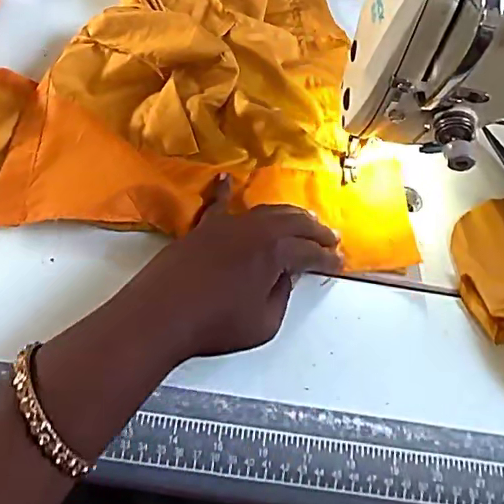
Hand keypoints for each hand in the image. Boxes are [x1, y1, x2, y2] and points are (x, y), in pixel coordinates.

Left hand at [115, 176, 342, 364]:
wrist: (163, 311)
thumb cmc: (216, 323)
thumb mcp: (264, 322)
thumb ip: (281, 295)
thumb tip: (285, 275)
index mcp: (274, 251)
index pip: (310, 252)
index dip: (327, 259)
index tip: (340, 262)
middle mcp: (255, 229)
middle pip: (293, 222)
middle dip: (315, 229)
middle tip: (330, 237)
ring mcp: (228, 223)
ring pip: (265, 210)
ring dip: (286, 213)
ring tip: (301, 218)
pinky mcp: (204, 226)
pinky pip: (218, 203)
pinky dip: (224, 191)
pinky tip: (227, 180)